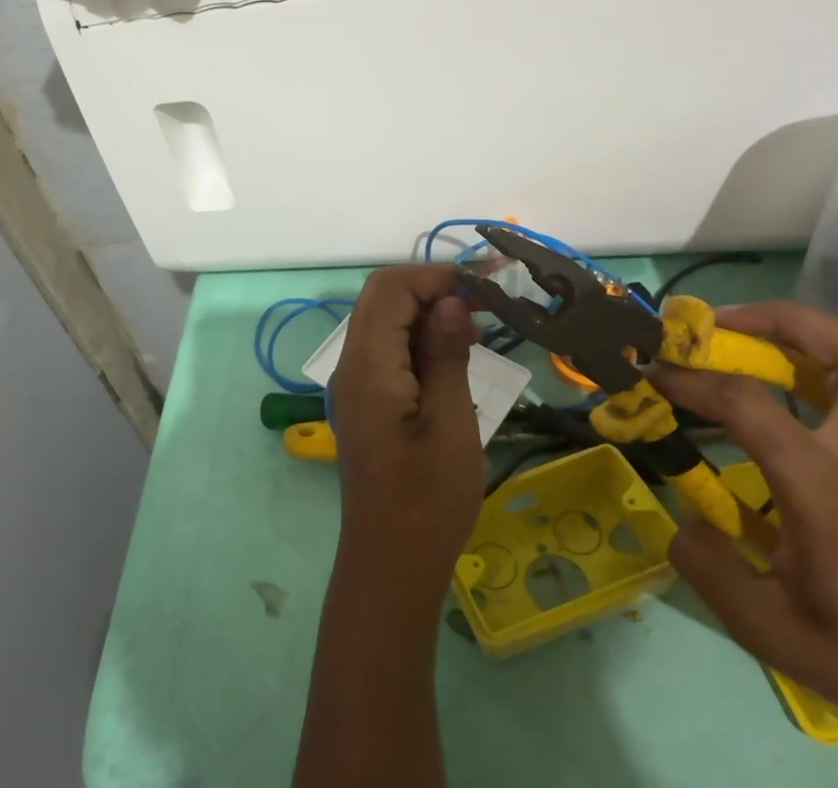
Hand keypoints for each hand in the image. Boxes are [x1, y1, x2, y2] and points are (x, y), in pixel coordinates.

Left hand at [328, 264, 483, 601]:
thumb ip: (445, 354)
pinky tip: (453, 358)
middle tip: (485, 306)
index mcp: (368, 365)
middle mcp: (351, 367)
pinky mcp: (364, 405)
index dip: (435, 276)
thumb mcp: (450, 422)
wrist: (391, 561)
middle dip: (431, 289)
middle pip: (381, 300)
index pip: (390, 289)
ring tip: (477, 331)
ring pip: (383, 325)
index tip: (485, 287)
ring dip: (426, 315)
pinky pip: (386, 353)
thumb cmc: (428, 498)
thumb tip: (449, 300)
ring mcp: (353, 387)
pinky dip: (418, 341)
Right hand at [649, 303, 837, 768]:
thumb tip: (682, 521)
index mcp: (827, 488)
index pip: (746, 403)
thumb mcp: (767, 629)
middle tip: (726, 324)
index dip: (690, 380)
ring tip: (782, 345)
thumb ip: (707, 566)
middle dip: (777, 319)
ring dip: (828, 336)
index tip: (655, 374)